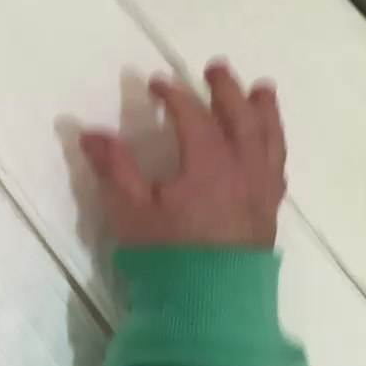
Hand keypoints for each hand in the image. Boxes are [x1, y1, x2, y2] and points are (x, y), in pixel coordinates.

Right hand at [81, 61, 286, 248]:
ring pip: (268, 140)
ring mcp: (260, 189)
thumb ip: (112, 166)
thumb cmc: (165, 251)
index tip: (156, 80)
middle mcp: (243, 170)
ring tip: (262, 90)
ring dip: (264, 111)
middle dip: (227, 92)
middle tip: (218, 67)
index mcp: (209, 166)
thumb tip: (90, 131)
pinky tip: (267, 139)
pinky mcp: (267, 207)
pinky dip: (272, 141)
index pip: (195, 119)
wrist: (210, 297)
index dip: (176, 96)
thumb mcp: (128, 207)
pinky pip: (276, 162)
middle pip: (240, 121)